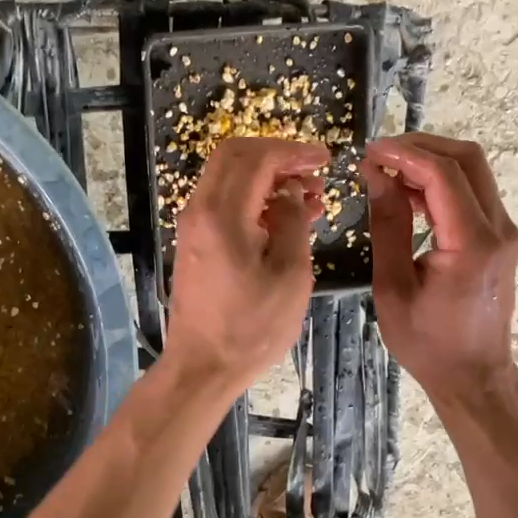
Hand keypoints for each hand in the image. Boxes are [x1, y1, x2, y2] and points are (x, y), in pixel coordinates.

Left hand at [165, 137, 328, 390]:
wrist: (202, 366)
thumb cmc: (251, 328)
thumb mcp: (289, 275)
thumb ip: (293, 223)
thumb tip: (292, 193)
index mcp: (222, 215)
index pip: (257, 158)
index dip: (294, 152)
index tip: (325, 160)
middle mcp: (199, 211)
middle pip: (234, 156)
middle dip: (277, 156)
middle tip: (313, 174)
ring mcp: (192, 227)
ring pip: (227, 178)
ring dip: (266, 178)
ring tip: (308, 200)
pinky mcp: (193, 243)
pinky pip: (222, 202)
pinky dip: (252, 199)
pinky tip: (284, 219)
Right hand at [364, 133, 517, 402]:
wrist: (473, 376)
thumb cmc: (427, 343)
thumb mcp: (393, 286)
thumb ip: (388, 226)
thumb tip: (376, 175)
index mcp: (472, 243)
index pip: (443, 174)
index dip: (404, 154)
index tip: (368, 153)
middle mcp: (498, 229)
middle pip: (468, 159)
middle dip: (422, 147)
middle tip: (380, 156)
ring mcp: (505, 232)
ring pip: (474, 171)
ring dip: (432, 162)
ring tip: (389, 175)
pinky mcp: (500, 238)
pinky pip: (474, 193)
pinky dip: (442, 183)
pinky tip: (410, 198)